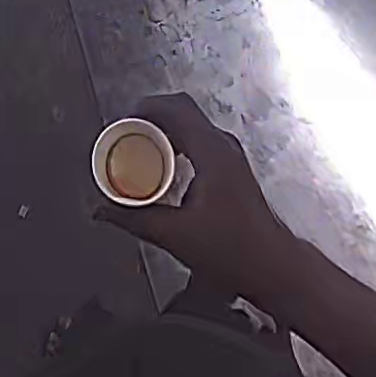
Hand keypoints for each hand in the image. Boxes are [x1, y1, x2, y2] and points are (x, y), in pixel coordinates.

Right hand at [95, 93, 298, 297]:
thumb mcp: (175, 236)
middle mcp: (222, 144)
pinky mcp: (229, 165)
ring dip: (161, 126)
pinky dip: (174, 138)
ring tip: (136, 143)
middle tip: (123, 131)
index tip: (120, 123)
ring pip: (189, 121)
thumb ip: (134, 219)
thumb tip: (100, 211)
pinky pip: (196, 136)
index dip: (143, 108)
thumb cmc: (232, 251)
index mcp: (211, 151)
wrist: (276, 268)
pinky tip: (159, 161)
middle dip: (148, 114)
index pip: (174, 108)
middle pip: (180, 108)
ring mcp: (228, 153)